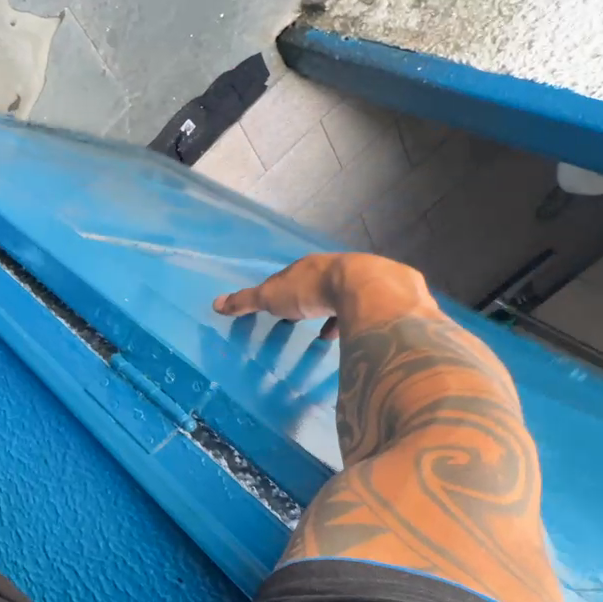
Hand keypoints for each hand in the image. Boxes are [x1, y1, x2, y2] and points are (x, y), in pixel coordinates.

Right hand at [215, 253, 431, 340]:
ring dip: (335, 311)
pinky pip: (368, 310)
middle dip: (309, 299)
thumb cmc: (312, 290)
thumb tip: (215, 304)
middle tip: (300, 317)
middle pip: (319, 284)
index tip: (276, 307)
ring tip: (325, 334)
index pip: (290, 278)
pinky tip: (351, 335)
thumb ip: (245, 301)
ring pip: (346, 296)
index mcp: (309, 266)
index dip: (281, 292)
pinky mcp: (387, 295)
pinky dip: (357, 321)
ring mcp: (366, 279)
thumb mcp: (271, 297)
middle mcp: (338, 267)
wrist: (367, 288)